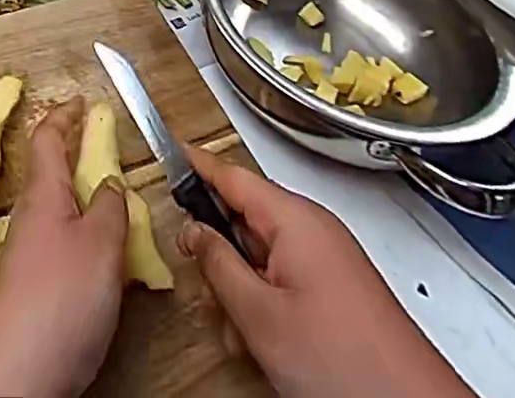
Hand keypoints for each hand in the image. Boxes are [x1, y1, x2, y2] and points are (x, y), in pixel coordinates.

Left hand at [0, 98, 127, 397]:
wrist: (19, 365)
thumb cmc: (58, 297)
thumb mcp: (98, 246)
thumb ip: (108, 211)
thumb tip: (110, 182)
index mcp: (42, 194)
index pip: (46, 139)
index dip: (62, 116)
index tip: (78, 100)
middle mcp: (33, 214)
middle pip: (51, 169)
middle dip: (73, 149)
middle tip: (101, 138)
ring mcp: (33, 248)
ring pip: (59, 203)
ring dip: (82, 188)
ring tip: (112, 187)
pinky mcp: (39, 280)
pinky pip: (65, 236)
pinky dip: (86, 226)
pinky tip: (106, 247)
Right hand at [178, 146, 473, 397]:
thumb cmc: (348, 365)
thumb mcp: (257, 311)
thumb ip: (214, 260)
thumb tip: (192, 231)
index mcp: (293, 219)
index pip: (228, 172)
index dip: (192, 162)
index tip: (165, 148)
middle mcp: (312, 230)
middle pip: (239, 219)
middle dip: (216, 255)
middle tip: (206, 289)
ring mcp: (326, 261)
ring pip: (257, 255)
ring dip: (237, 288)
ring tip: (239, 332)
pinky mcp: (336, 290)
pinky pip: (280, 278)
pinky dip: (262, 302)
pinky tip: (260, 341)